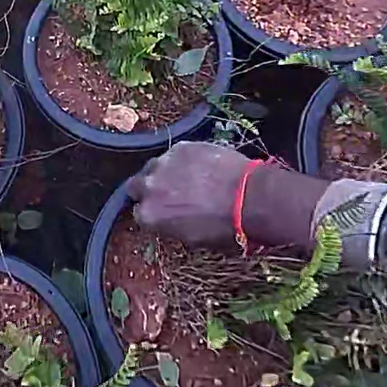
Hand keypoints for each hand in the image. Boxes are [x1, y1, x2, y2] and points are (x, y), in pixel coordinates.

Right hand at [131, 142, 330, 250]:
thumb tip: (170, 219)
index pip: (139, 212)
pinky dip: (183, 160)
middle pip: (137, 185)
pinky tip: (200, 166)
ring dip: (164, 172)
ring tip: (185, 177)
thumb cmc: (224, 227)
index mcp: (150, 215)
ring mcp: (164, 163)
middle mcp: (150, 186)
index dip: (152, 212)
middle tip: (168, 193)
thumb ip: (171, 225)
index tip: (162, 211)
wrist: (249, 198)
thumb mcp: (193, 240)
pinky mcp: (181, 146)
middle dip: (148, 189)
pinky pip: (175, 153)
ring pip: (155, 166)